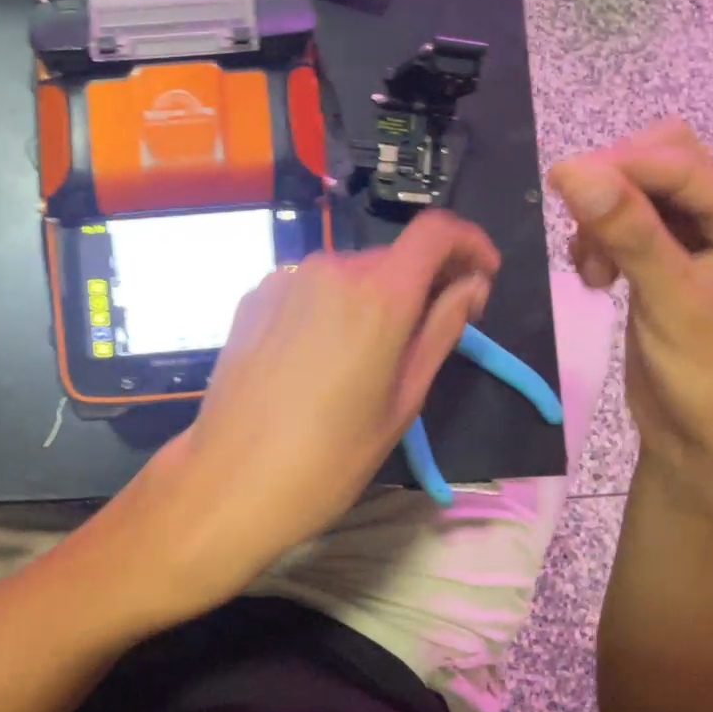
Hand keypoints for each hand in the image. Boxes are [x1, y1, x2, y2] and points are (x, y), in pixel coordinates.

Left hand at [110, 211, 498, 612]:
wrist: (229, 480)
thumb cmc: (329, 457)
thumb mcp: (403, 401)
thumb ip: (441, 330)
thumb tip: (469, 284)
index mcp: (378, 294)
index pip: (436, 231)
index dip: (470, 243)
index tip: (482, 276)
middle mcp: (330, 269)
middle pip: (392, 258)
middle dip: (422, 284)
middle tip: (429, 336)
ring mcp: (284, 279)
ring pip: (349, 273)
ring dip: (373, 298)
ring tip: (369, 357)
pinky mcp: (254, 297)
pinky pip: (309, 288)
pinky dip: (330, 307)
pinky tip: (320, 357)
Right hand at [548, 122, 712, 500]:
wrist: (707, 449)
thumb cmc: (708, 379)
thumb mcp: (671, 301)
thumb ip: (628, 230)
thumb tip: (572, 167)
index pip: (683, 166)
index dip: (620, 165)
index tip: (559, 178)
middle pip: (665, 167)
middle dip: (615, 191)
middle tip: (582, 230)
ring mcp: (709, 241)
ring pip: (644, 194)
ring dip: (606, 219)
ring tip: (592, 268)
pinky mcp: (678, 262)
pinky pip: (634, 224)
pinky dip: (606, 239)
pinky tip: (596, 275)